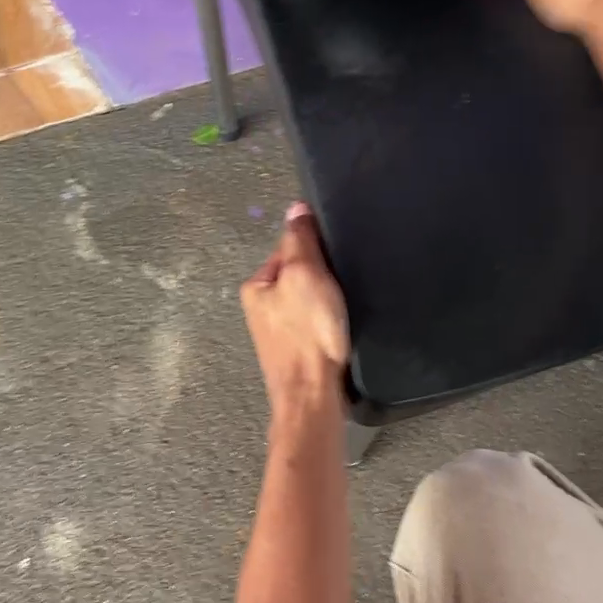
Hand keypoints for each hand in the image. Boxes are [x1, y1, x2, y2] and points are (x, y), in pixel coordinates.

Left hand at [241, 203, 350, 423]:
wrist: (314, 395)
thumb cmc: (307, 333)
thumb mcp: (304, 273)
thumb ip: (300, 240)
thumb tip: (296, 208)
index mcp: (256, 285)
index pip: (288, 246)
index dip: (315, 244)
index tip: (337, 251)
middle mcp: (263, 306)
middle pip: (300, 272)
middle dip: (323, 272)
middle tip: (345, 278)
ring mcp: (280, 330)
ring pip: (311, 297)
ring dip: (329, 297)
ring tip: (346, 302)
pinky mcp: (300, 349)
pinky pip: (318, 320)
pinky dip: (331, 318)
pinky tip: (342, 323)